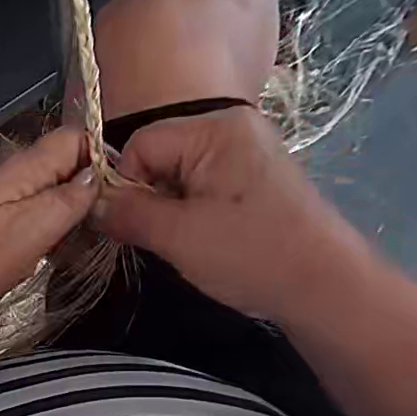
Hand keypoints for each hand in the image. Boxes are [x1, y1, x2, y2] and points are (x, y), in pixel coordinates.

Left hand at [0, 127, 97, 372]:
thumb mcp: (33, 228)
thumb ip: (69, 196)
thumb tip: (99, 171)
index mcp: (22, 166)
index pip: (74, 136)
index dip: (101, 155)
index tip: (120, 191)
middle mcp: (18, 177)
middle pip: (68, 164)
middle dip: (92, 187)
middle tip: (107, 222)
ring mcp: (11, 203)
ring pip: (59, 192)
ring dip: (77, 213)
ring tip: (88, 240)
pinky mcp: (8, 228)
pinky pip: (45, 217)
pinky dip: (59, 231)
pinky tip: (63, 252)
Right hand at [92, 106, 370, 320]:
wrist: (326, 287)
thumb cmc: (252, 255)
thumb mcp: (178, 236)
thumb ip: (128, 213)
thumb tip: (90, 204)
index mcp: (215, 128)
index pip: (139, 143)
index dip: (125, 183)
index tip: (134, 224)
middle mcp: (232, 128)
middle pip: (158, 155)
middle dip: (148, 197)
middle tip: (163, 236)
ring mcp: (246, 153)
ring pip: (177, 174)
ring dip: (169, 209)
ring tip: (186, 241)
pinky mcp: (253, 179)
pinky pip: (201, 185)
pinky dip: (190, 212)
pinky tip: (204, 239)